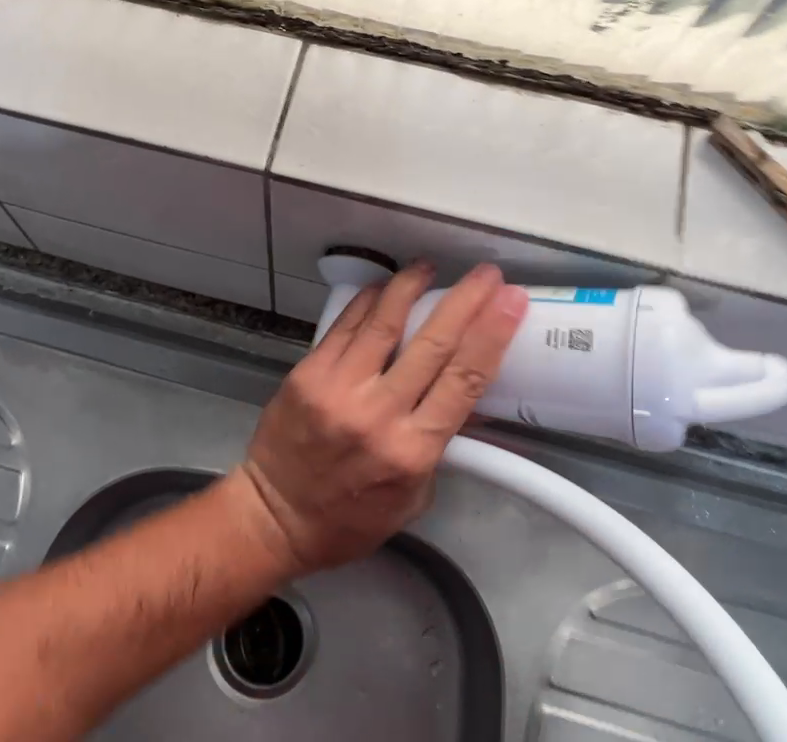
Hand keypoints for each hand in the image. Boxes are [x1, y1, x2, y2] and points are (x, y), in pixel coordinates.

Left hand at [231, 262, 528, 574]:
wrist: (276, 516)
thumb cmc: (351, 518)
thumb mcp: (414, 496)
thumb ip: (437, 444)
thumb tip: (462, 397)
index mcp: (412, 450)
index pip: (464, 380)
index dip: (492, 334)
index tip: (511, 301)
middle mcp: (377, 414)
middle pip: (432, 343)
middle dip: (465, 301)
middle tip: (485, 275)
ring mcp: (338, 389)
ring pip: (383, 322)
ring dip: (411, 287)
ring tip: (429, 268)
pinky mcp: (308, 374)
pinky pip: (345, 326)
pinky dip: (368, 301)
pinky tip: (384, 287)